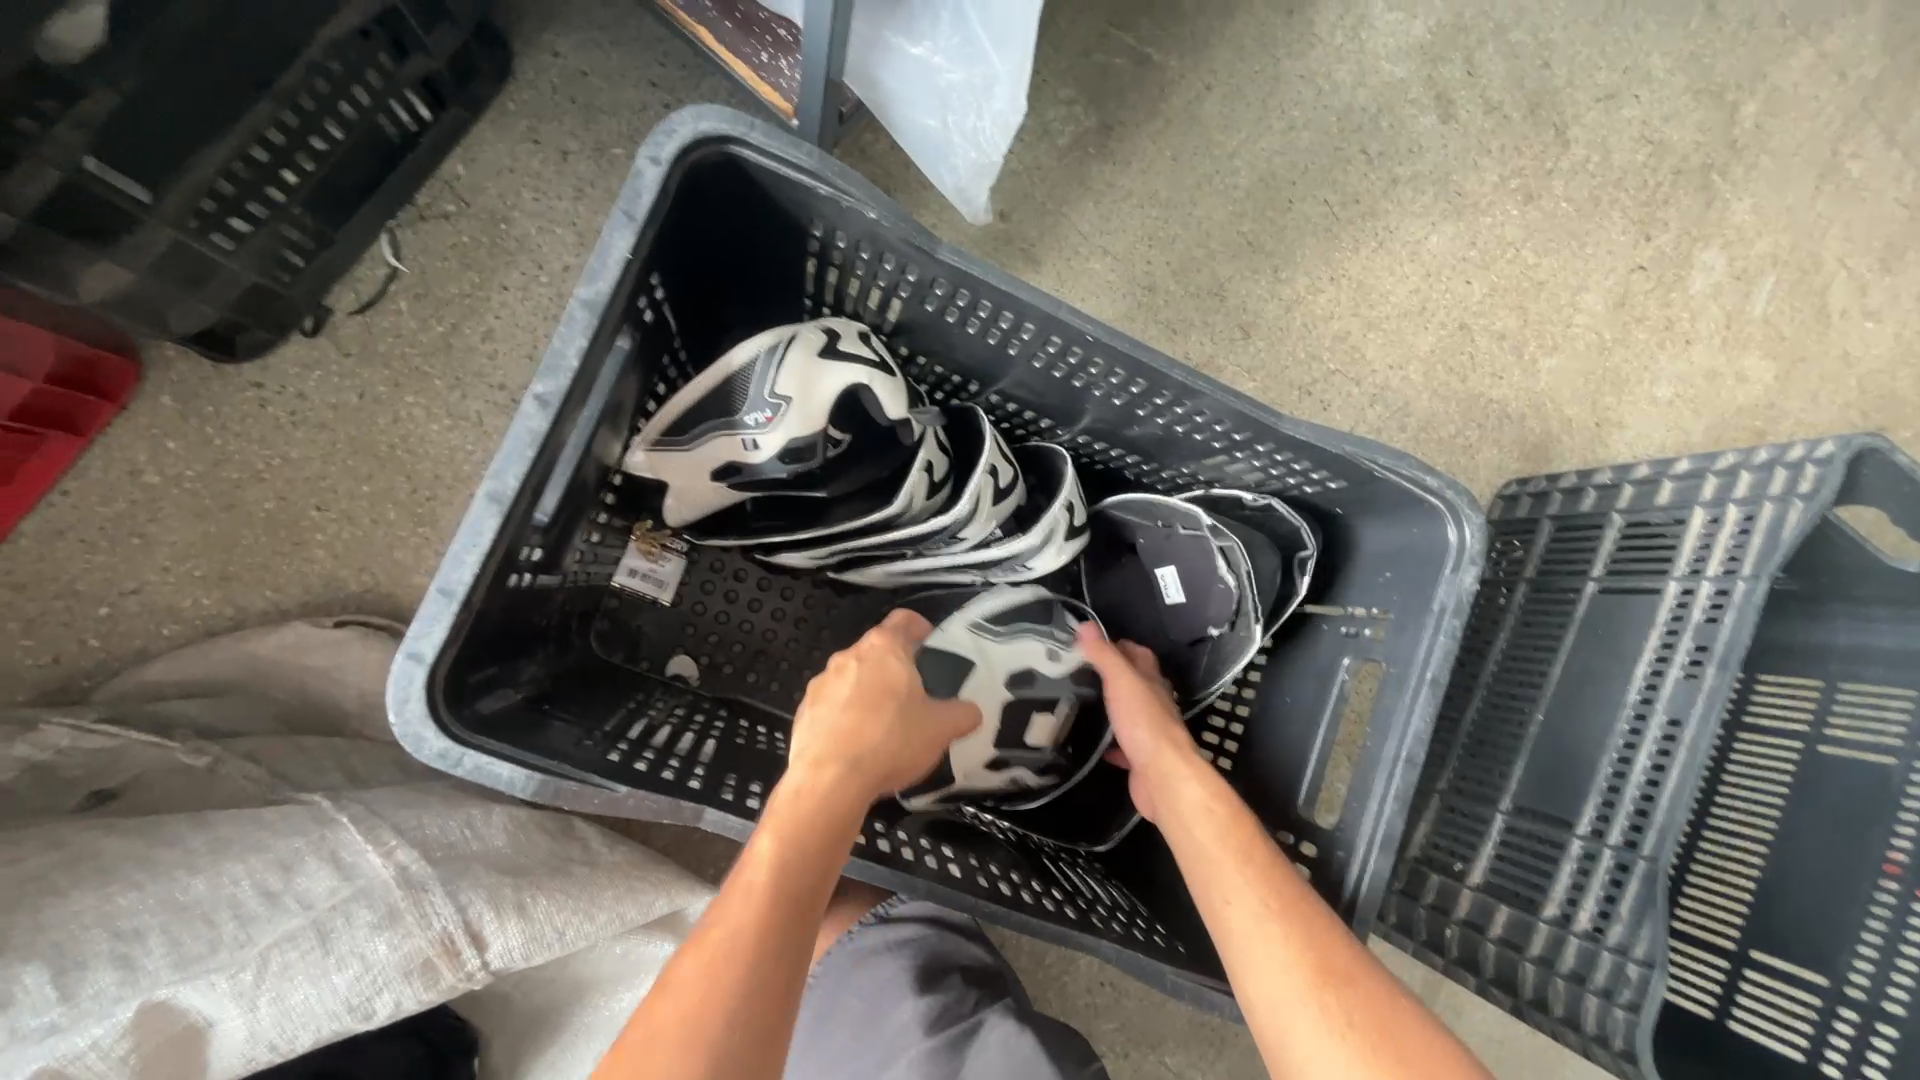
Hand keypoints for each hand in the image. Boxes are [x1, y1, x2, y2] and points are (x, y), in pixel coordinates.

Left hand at [786, 609, 982, 807]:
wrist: (828, 780)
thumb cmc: (891, 741)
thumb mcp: (941, 729)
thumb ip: (962, 714)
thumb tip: (970, 712)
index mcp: (884, 648)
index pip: (904, 619)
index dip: (920, 627)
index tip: (930, 644)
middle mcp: (849, 656)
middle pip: (877, 651)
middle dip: (896, 668)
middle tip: (916, 695)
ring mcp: (821, 682)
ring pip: (852, 678)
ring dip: (869, 692)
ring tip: (885, 725)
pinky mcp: (803, 711)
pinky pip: (832, 705)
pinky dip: (846, 716)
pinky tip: (858, 745)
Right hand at [1077, 622, 1210, 822]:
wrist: (1162, 776)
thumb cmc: (1144, 723)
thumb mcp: (1121, 681)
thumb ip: (1104, 655)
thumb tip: (1086, 625)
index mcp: (1152, 682)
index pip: (1139, 655)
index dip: (1119, 645)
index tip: (1093, 642)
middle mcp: (1155, 704)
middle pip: (1136, 683)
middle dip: (1114, 676)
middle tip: (1083, 671)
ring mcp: (1150, 732)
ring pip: (1130, 713)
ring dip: (1113, 708)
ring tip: (1084, 702)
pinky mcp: (1141, 758)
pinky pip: (1123, 746)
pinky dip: (1110, 743)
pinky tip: (1094, 743)